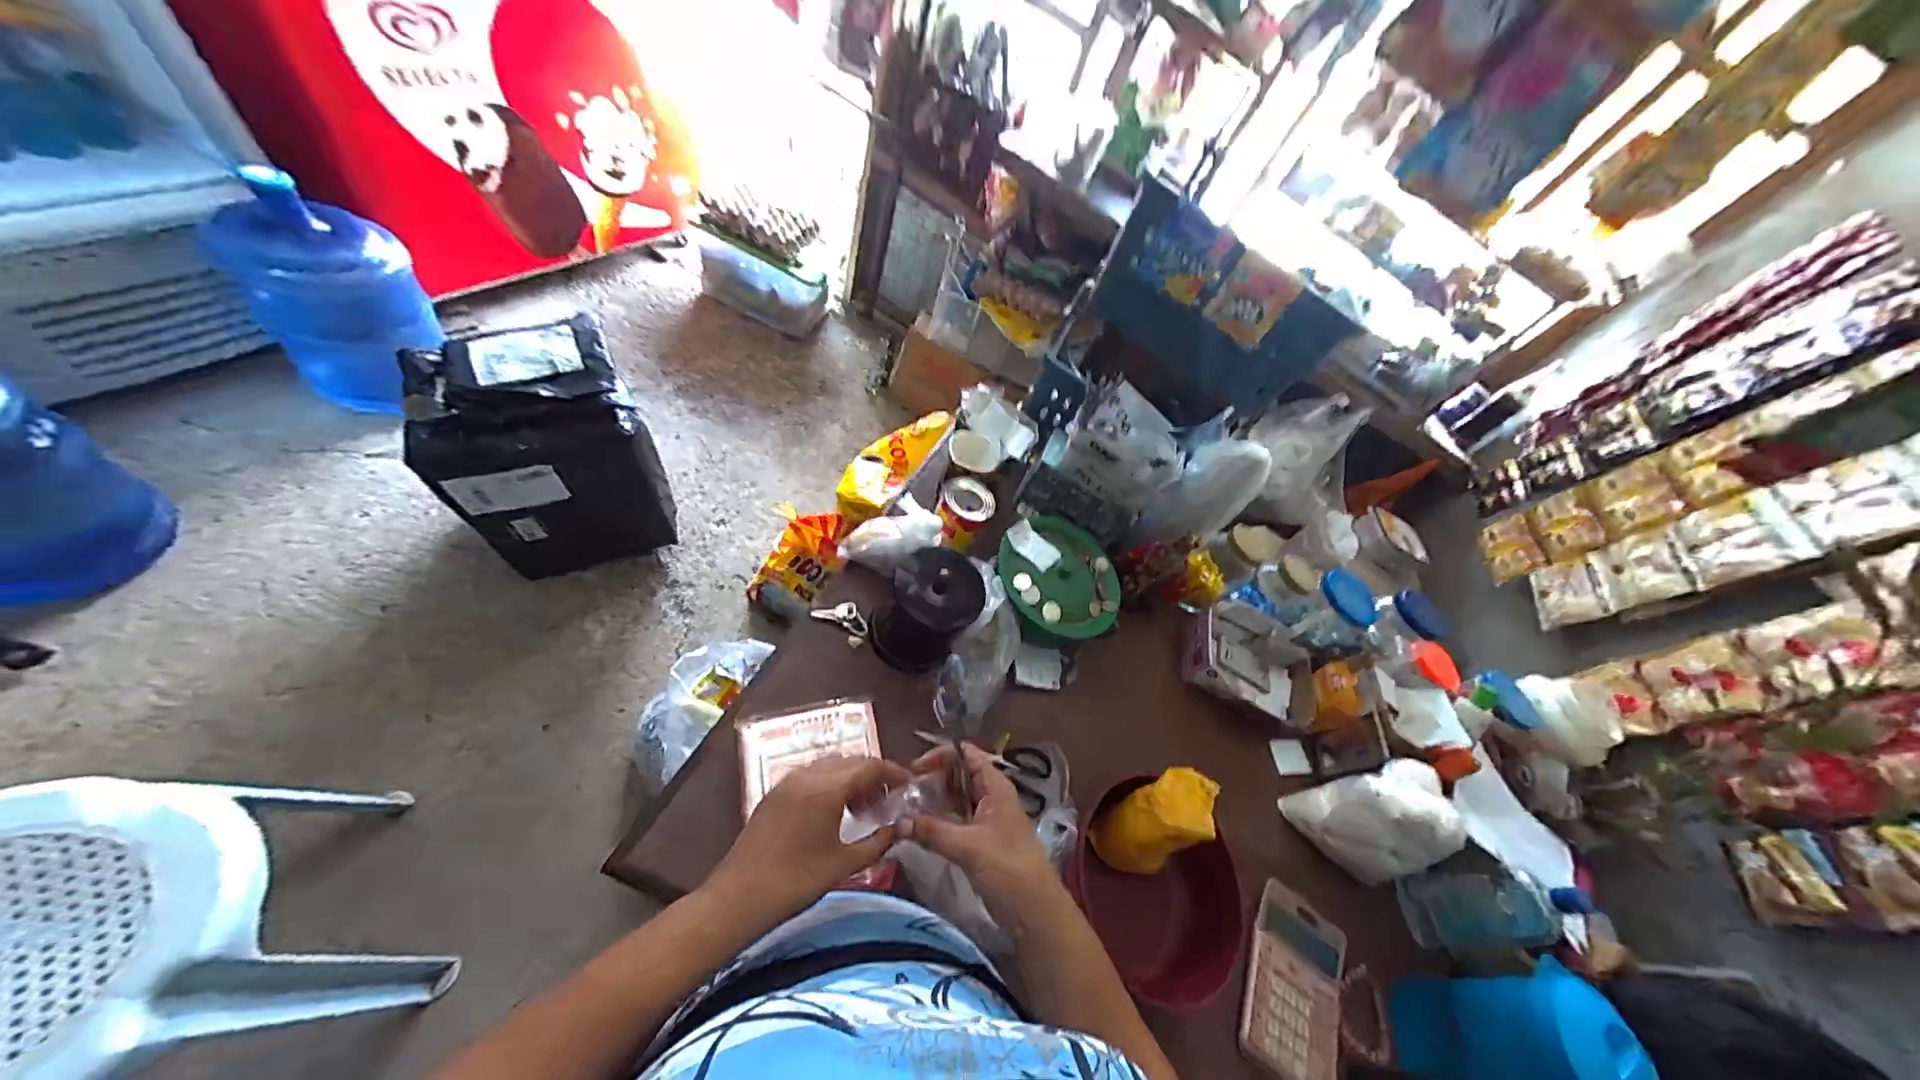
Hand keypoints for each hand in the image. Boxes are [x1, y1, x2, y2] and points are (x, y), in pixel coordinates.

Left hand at [704, 755, 911, 926]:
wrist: (739, 897)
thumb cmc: (796, 882)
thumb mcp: (844, 865)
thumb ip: (877, 842)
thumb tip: (898, 829)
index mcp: (827, 788)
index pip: (870, 767)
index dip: (893, 773)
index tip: (909, 785)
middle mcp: (807, 776)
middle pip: (850, 761)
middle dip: (873, 774)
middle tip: (889, 798)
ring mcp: (787, 782)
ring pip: (829, 766)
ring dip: (851, 777)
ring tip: (864, 805)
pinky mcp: (774, 794)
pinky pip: (811, 776)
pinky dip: (830, 783)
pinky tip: (835, 810)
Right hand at [898, 744, 1062, 919]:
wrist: (1033, 910)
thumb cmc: (1007, 868)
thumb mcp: (968, 847)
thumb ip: (932, 831)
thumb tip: (897, 822)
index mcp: (995, 786)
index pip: (966, 755)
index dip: (940, 755)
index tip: (913, 769)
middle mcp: (990, 797)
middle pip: (957, 775)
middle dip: (931, 779)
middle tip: (903, 791)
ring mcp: (984, 819)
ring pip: (954, 798)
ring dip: (932, 801)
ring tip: (903, 807)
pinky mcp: (978, 840)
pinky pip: (954, 820)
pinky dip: (936, 820)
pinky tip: (916, 828)